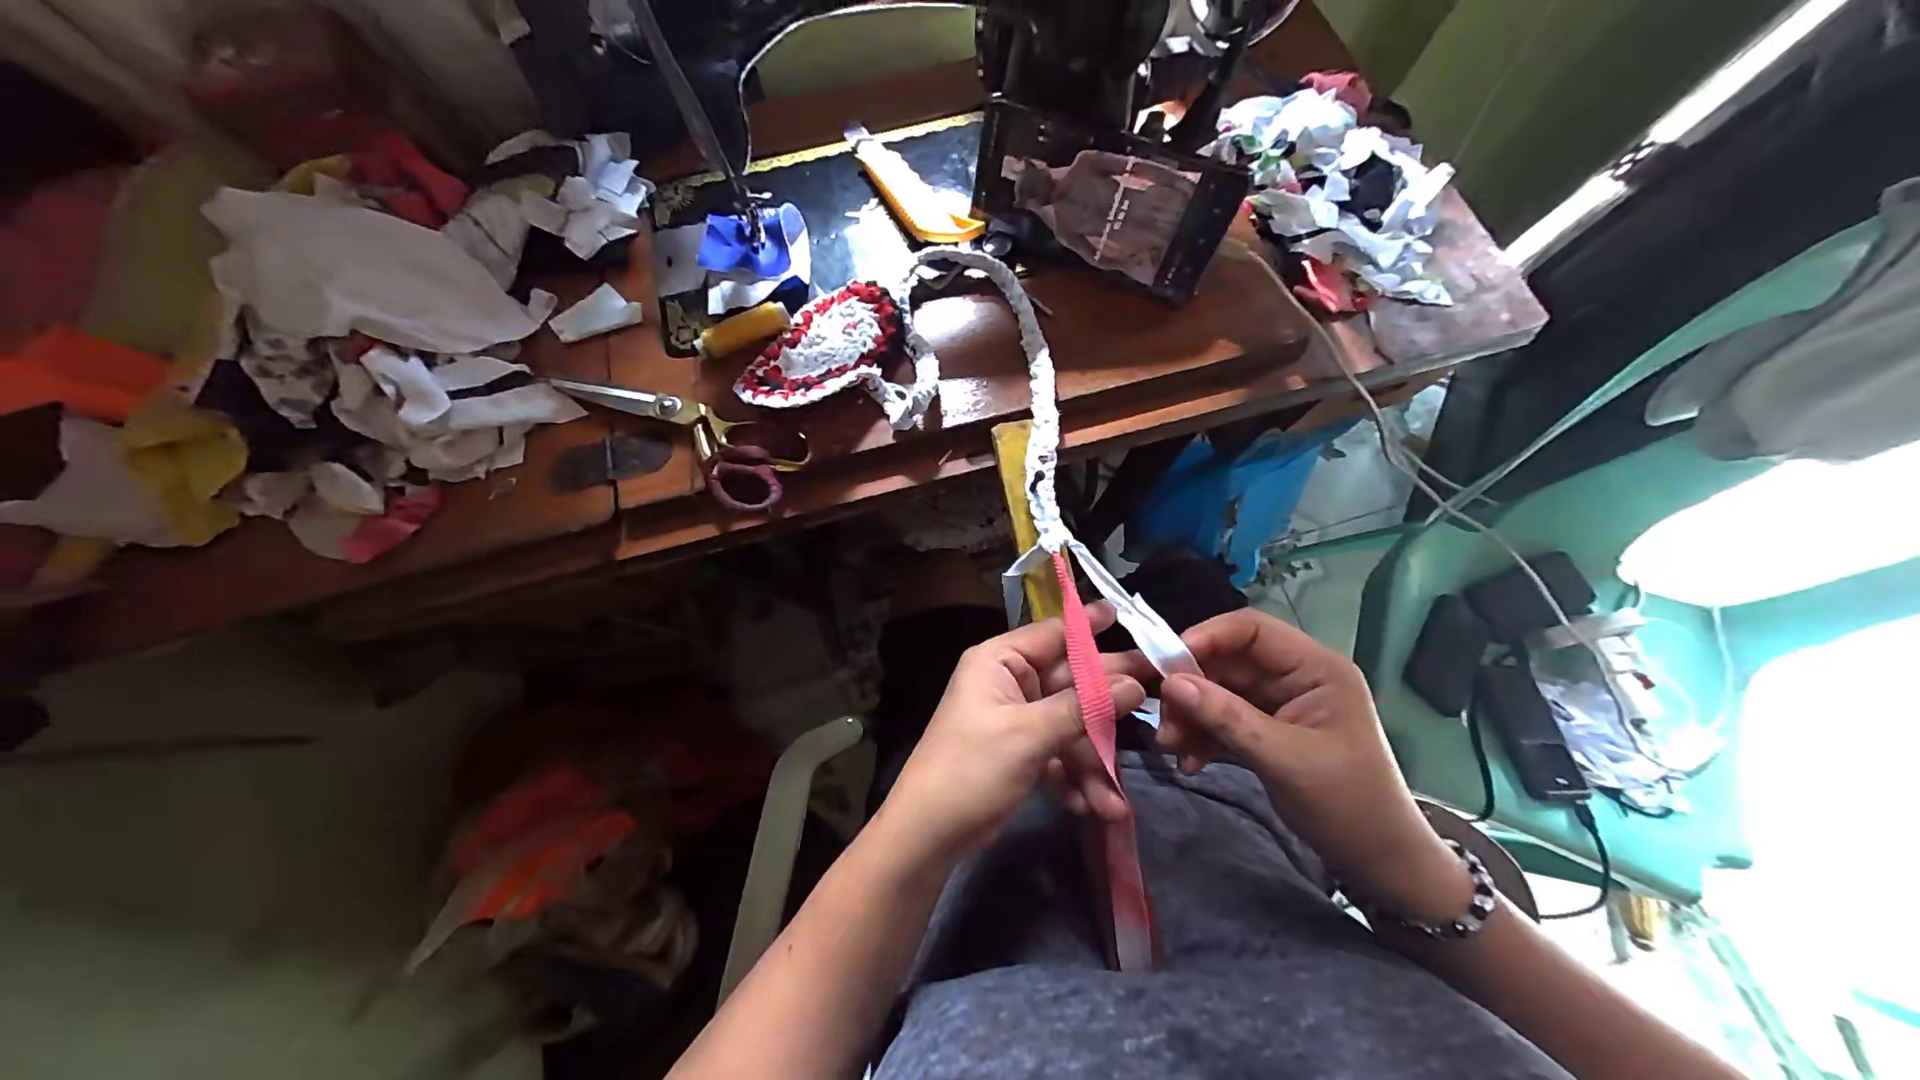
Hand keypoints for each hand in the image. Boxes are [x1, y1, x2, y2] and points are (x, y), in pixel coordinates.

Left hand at [876, 604, 1144, 864]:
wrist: (928, 835)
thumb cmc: (971, 770)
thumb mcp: (1029, 735)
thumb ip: (1083, 708)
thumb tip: (1133, 684)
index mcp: (1000, 661)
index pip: (1054, 633)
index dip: (1091, 625)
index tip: (1127, 614)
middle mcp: (1009, 682)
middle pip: (1071, 682)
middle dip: (1107, 706)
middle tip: (1157, 699)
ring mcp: (1016, 718)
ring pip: (1070, 725)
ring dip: (1092, 762)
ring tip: (1115, 801)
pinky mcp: (1021, 751)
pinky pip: (1058, 753)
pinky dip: (1074, 778)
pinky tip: (1090, 808)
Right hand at [1156, 608, 1467, 919]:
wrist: (1381, 863)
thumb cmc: (1347, 804)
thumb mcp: (1282, 758)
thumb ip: (1225, 717)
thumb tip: (1171, 684)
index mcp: (1315, 667)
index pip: (1250, 629)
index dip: (1206, 637)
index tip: (1166, 664)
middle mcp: (1295, 676)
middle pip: (1227, 661)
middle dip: (1191, 687)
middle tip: (1163, 719)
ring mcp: (1280, 703)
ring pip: (1219, 690)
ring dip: (1191, 715)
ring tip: (1171, 746)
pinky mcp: (1267, 729)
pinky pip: (1223, 718)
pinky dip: (1203, 735)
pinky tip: (1189, 760)